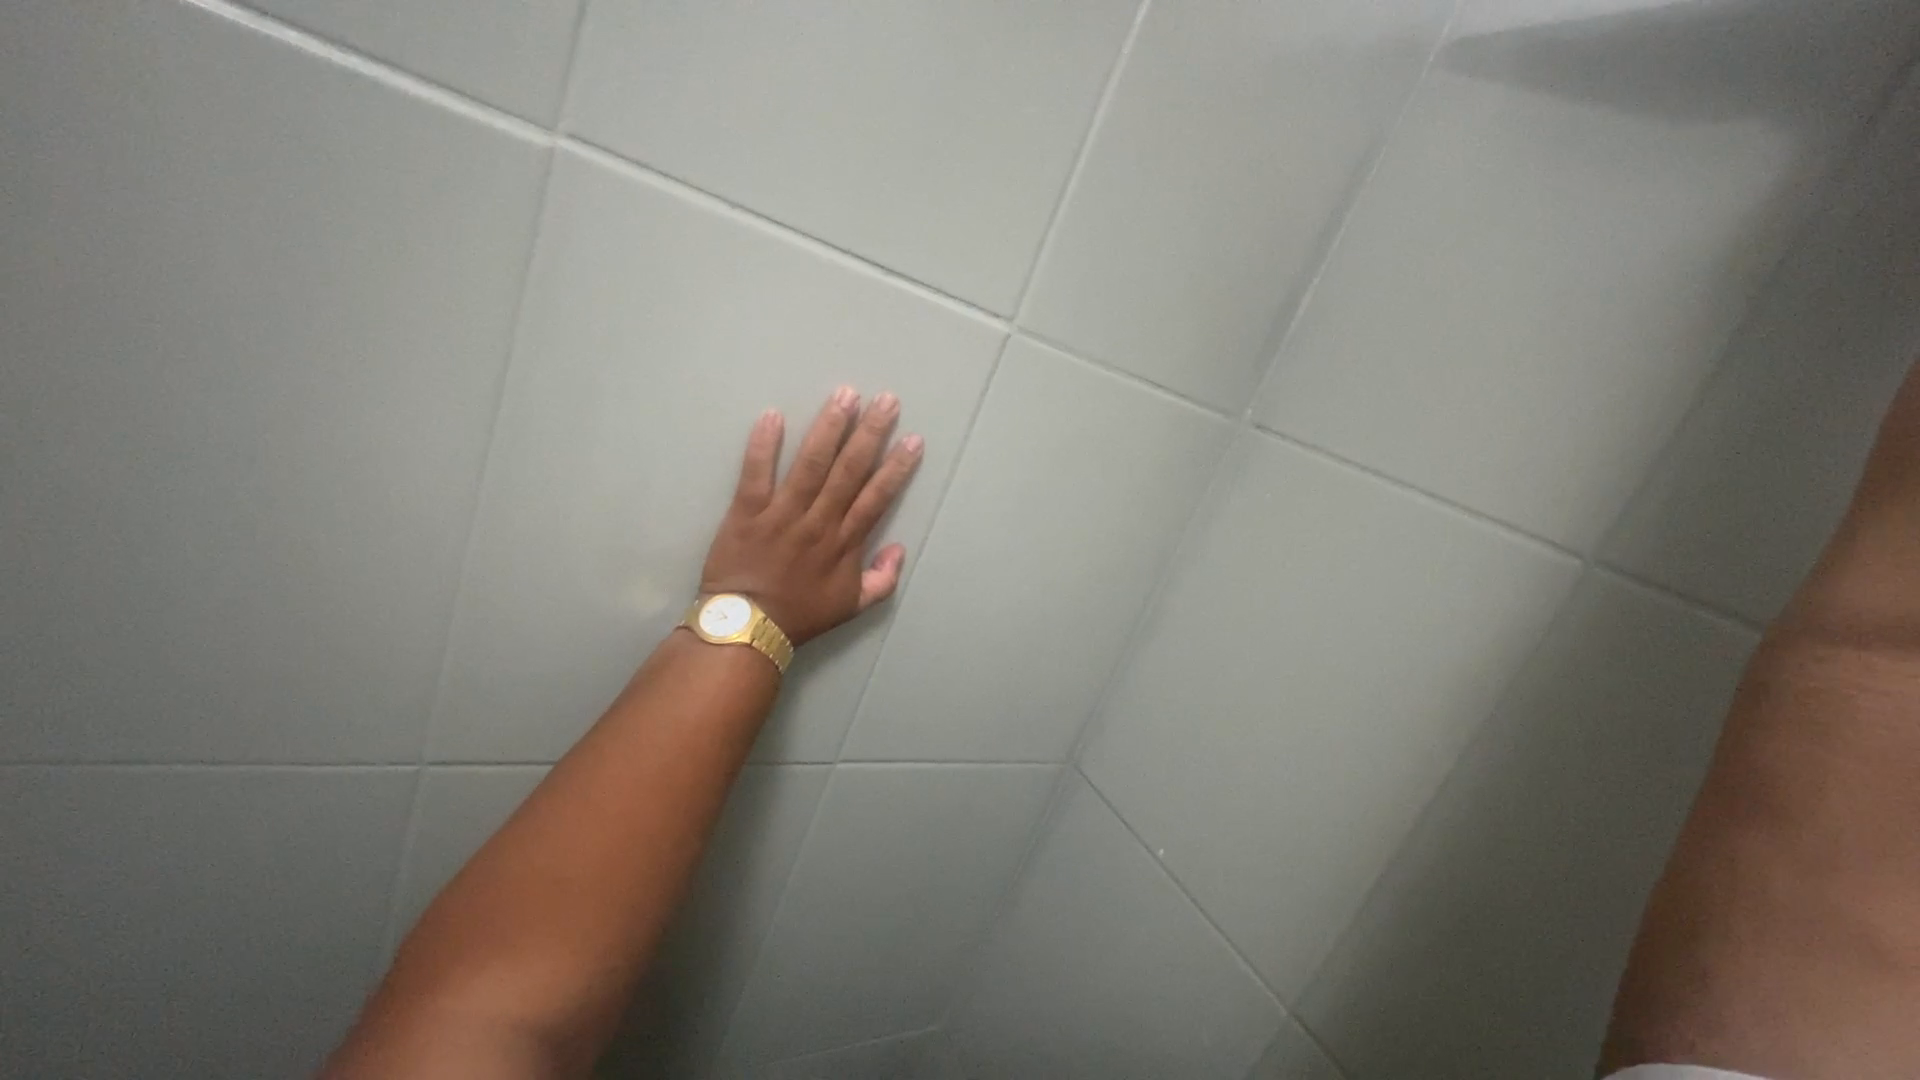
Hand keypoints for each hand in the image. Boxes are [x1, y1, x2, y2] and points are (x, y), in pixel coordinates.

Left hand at [699, 386, 923, 645]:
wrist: (746, 629)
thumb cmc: (800, 616)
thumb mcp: (852, 607)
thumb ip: (883, 580)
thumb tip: (900, 548)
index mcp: (845, 544)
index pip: (877, 498)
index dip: (897, 468)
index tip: (913, 439)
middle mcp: (819, 522)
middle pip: (849, 471)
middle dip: (870, 433)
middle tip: (886, 401)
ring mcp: (782, 515)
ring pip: (811, 465)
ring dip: (829, 428)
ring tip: (845, 396)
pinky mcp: (747, 512)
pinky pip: (756, 474)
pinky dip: (764, 445)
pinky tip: (774, 416)